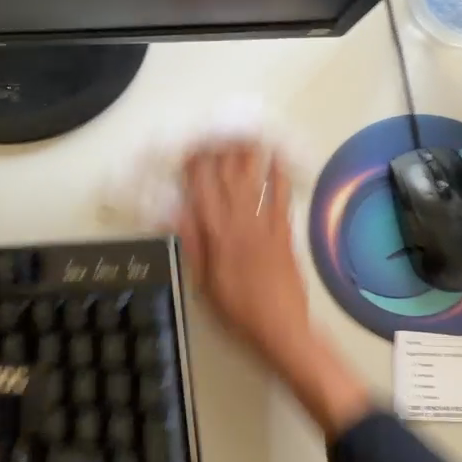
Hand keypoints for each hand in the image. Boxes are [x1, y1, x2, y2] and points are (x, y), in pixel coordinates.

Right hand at [178, 142, 370, 437]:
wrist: (281, 329)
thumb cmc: (236, 311)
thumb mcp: (203, 282)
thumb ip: (193, 243)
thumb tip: (176, 211)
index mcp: (215, 233)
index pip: (201, 186)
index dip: (194, 163)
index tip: (188, 148)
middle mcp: (240, 221)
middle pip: (228, 174)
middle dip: (219, 149)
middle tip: (213, 133)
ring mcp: (265, 223)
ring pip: (254, 178)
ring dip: (246, 152)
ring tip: (241, 133)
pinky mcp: (285, 230)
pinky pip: (281, 194)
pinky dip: (277, 173)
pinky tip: (274, 156)